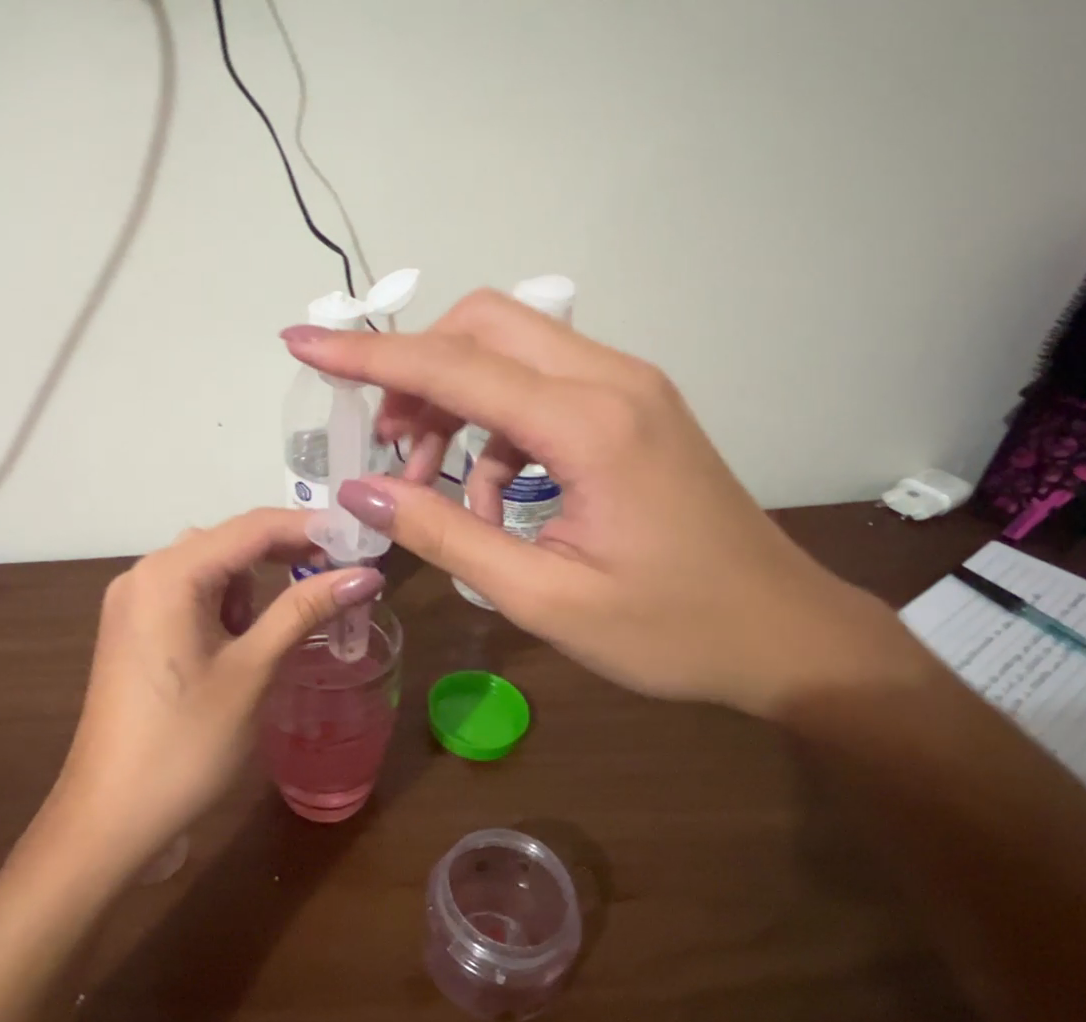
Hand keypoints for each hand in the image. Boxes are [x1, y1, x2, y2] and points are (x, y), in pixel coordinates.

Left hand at [45, 508, 382, 875]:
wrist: (110, 816)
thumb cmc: (185, 744)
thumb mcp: (251, 672)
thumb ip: (303, 612)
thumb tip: (364, 574)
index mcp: (168, 574)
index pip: (252, 528)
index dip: (311, 528)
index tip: (362, 538)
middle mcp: (143, 574)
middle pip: (227, 543)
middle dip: (284, 557)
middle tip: (340, 578)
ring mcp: (132, 603)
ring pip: (209, 571)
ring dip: (253, 589)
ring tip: (278, 636)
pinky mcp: (131, 631)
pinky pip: (187, 597)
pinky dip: (224, 609)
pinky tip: (241, 646)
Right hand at [280, 290, 921, 717]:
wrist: (784, 634)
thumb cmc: (669, 630)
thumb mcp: (542, 597)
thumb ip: (444, 534)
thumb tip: (359, 491)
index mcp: (589, 425)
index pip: (453, 366)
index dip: (368, 355)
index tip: (301, 343)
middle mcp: (611, 379)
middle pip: (484, 324)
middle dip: (415, 369)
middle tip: (384, 442)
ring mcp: (630, 387)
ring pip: (511, 350)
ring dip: (454, 403)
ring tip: (428, 483)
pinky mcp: (635, 407)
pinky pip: (542, 386)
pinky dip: (495, 427)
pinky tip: (490, 498)